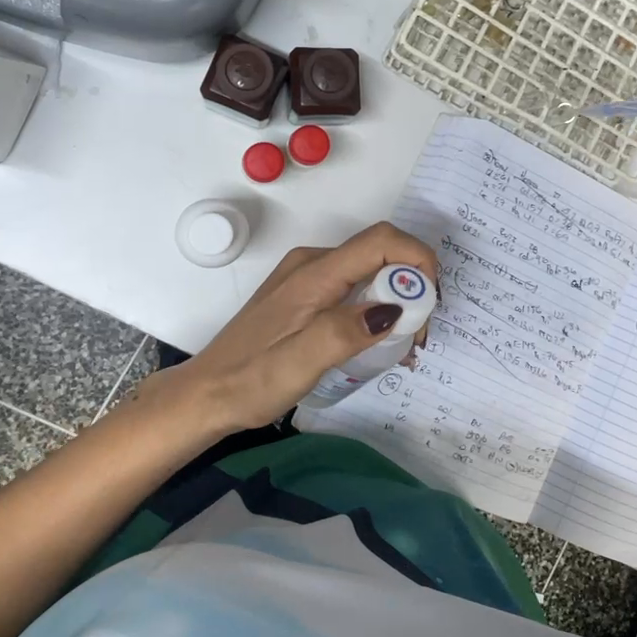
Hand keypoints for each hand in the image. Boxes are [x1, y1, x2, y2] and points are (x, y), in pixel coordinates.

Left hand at [132, 222, 438, 432]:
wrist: (204, 396)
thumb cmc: (251, 381)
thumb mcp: (301, 362)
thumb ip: (347, 331)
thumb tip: (395, 309)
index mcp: (314, 274)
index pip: (381, 241)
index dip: (418, 260)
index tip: (432, 302)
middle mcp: (312, 265)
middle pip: (379, 255)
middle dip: (411, 287)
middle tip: (417, 337)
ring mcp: (306, 279)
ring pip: (367, 273)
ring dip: (395, 302)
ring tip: (400, 348)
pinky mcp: (304, 296)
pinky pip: (352, 289)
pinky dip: (374, 309)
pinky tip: (374, 344)